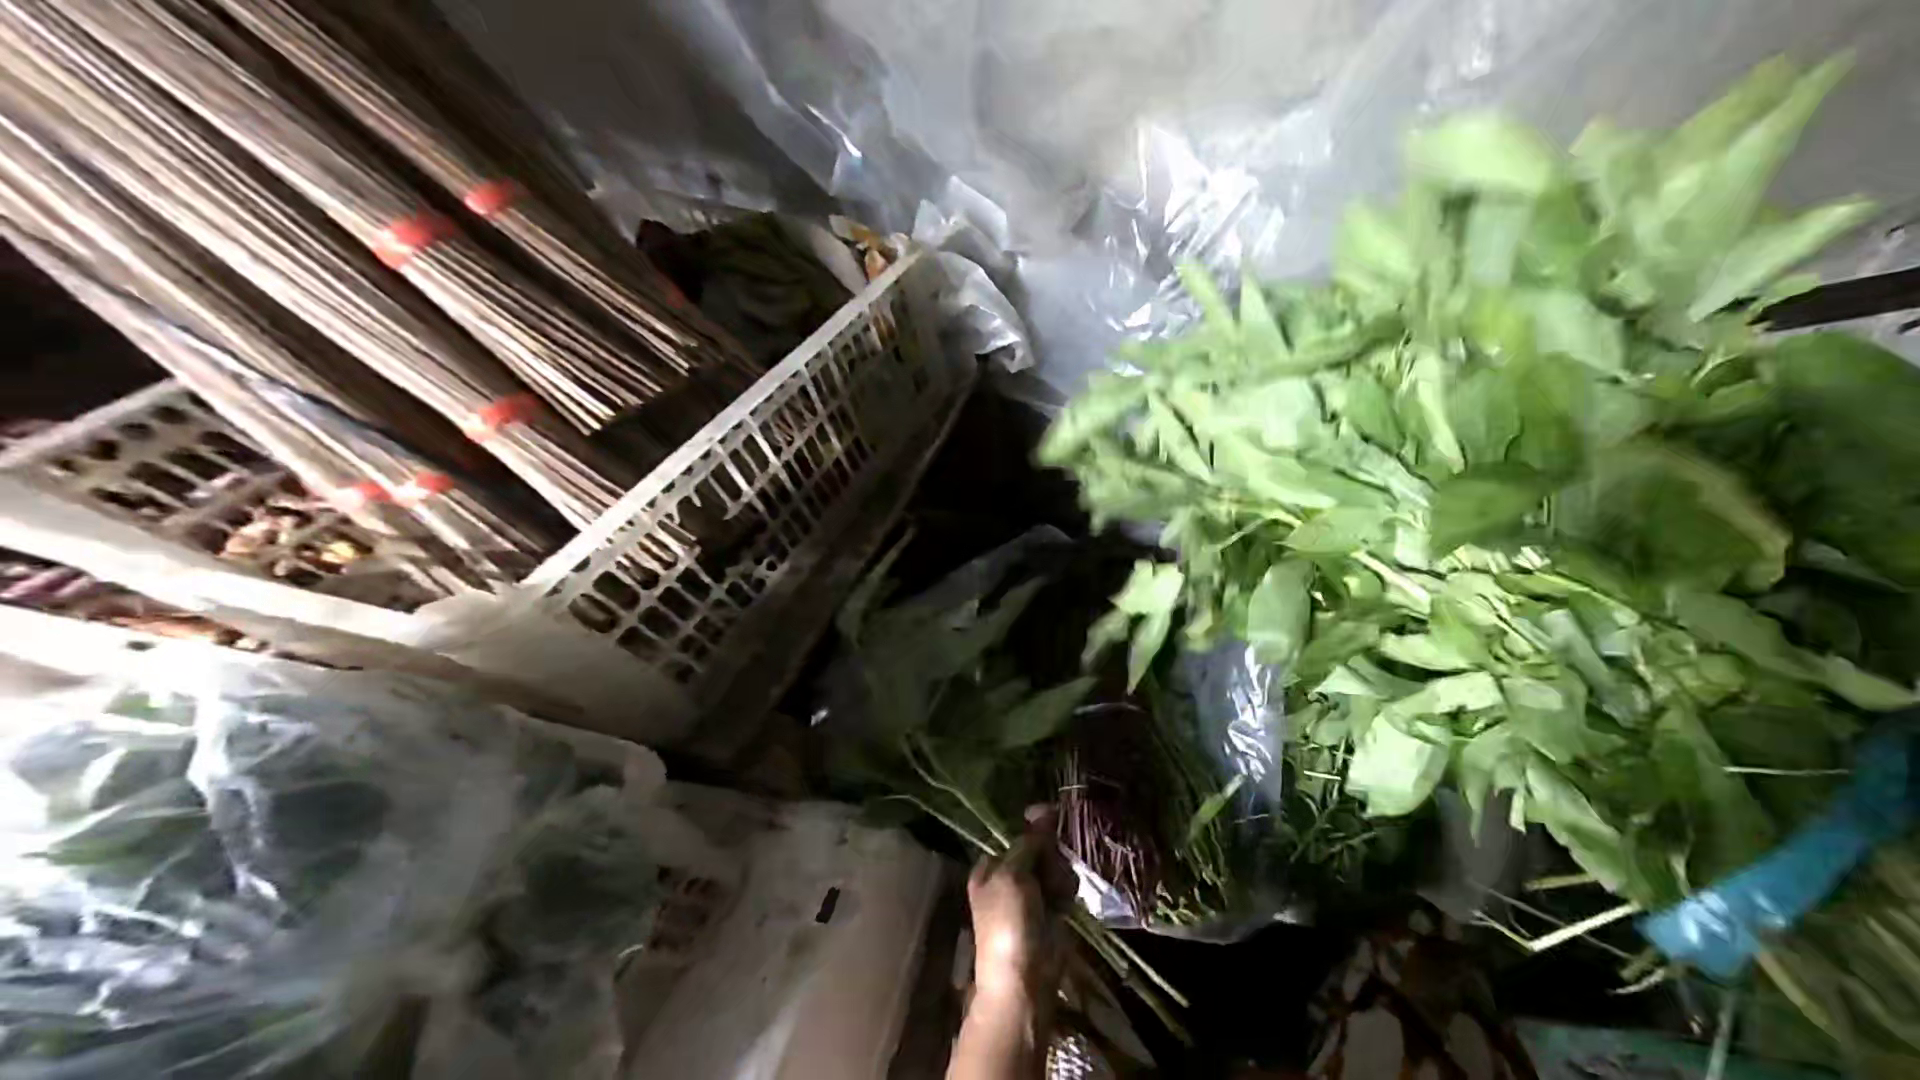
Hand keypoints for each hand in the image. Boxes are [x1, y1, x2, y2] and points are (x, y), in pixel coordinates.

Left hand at [967, 805, 1070, 1001]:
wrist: (1025, 979)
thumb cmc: (1008, 922)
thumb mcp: (1012, 874)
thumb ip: (1028, 842)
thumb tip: (1042, 809)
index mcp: (990, 867)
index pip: (1016, 834)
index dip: (1034, 826)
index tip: (1052, 815)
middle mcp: (1010, 877)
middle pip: (1039, 848)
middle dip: (1050, 855)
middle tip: (1050, 870)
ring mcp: (1032, 894)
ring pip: (1055, 866)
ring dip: (1060, 874)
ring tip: (1057, 893)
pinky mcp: (1052, 911)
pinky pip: (1064, 886)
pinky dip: (1067, 892)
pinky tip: (1065, 903)